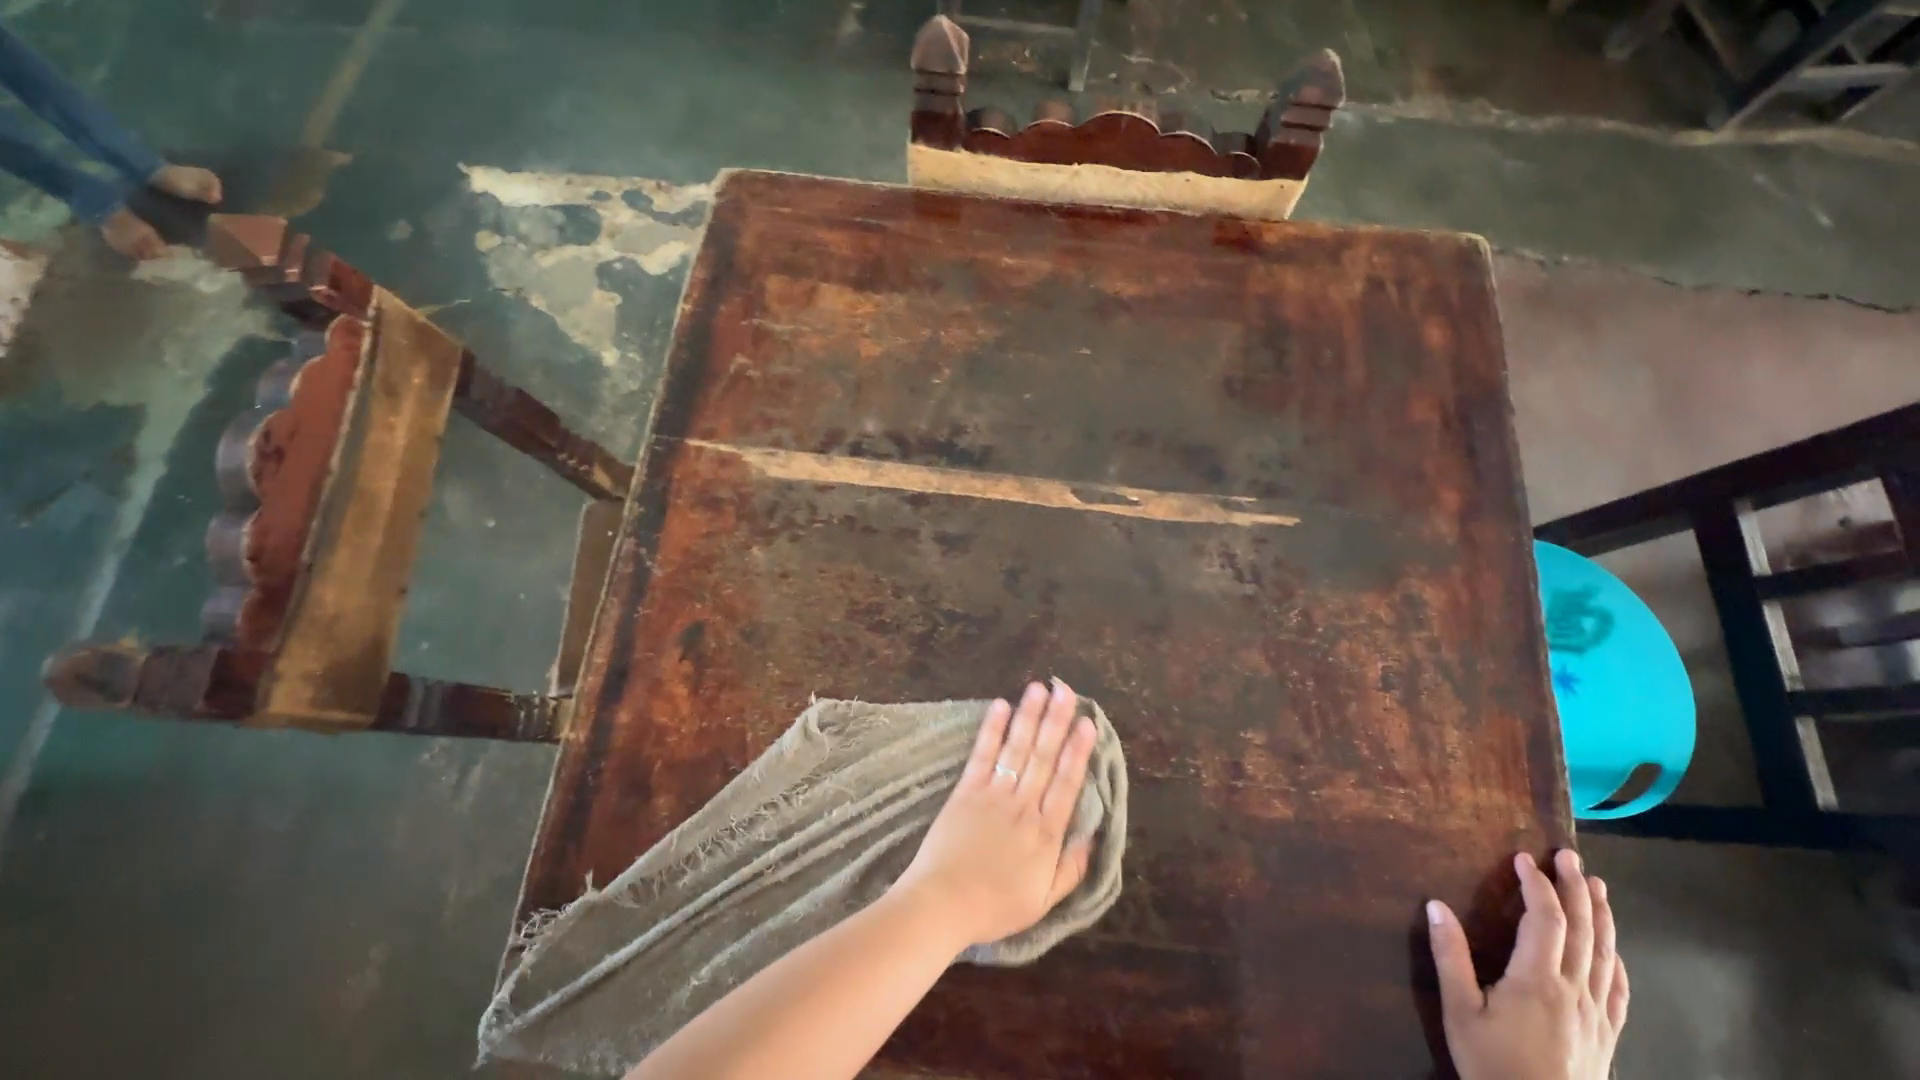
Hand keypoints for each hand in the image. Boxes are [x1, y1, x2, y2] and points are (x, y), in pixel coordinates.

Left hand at [890, 679, 1099, 948]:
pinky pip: (981, 755)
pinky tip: (1000, 706)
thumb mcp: (1043, 901)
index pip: (1067, 784)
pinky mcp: (965, 792)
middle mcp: (1023, 806)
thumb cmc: (994, 907)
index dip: (1078, 751)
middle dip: (1056, 721)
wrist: (942, 904)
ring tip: (1039, 687)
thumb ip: (1070, 869)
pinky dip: (992, 729)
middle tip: (1066, 690)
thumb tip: (1091, 838)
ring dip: (1028, 716)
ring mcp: (992, 795)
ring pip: (1016, 749)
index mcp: (1045, 833)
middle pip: (1043, 757)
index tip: (1088, 723)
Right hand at [1427, 850, 1628, 1079]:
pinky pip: (1619, 991)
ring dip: (1603, 917)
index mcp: (1538, 980)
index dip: (1537, 885)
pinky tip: (1614, 953)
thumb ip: (1450, 957)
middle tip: (1569, 857)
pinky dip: (1616, 963)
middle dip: (1576, 889)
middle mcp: (1575, 990)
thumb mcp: (1460, 1012)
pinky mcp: (1607, 1037)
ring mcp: (1596, 1015)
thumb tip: (1436, 905)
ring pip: (1606, 956)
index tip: (1524, 859)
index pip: (1545, 919)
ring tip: (1598, 888)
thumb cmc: (1493, 1065)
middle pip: (1583, 930)